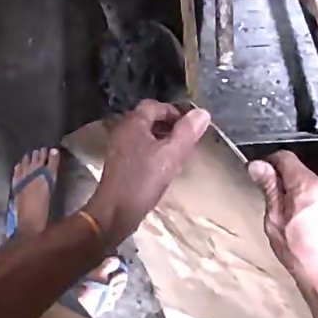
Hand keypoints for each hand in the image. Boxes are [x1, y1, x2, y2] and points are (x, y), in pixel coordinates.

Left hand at [86, 101, 211, 243]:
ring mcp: (118, 147)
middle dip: (169, 125)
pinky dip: (152, 151)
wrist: (115, 212)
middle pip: (148, 119)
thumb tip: (202, 113)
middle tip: (186, 138)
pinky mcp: (118, 163)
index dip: (174, 112)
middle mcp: (122, 130)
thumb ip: (186, 132)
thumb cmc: (143, 180)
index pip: (155, 105)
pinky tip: (163, 166)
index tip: (190, 126)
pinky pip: (138, 148)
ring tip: (178, 152)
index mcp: (133, 123)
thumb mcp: (171, 155)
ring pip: (143, 134)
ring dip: (161, 139)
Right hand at [250, 151, 317, 301]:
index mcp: (306, 185)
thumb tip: (257, 166)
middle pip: (301, 173)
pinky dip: (316, 208)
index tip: (263, 176)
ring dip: (301, 196)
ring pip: (314, 187)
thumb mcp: (274, 220)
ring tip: (292, 221)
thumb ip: (269, 189)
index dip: (270, 164)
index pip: (285, 157)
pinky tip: (310, 230)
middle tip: (275, 205)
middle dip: (286, 183)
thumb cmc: (301, 254)